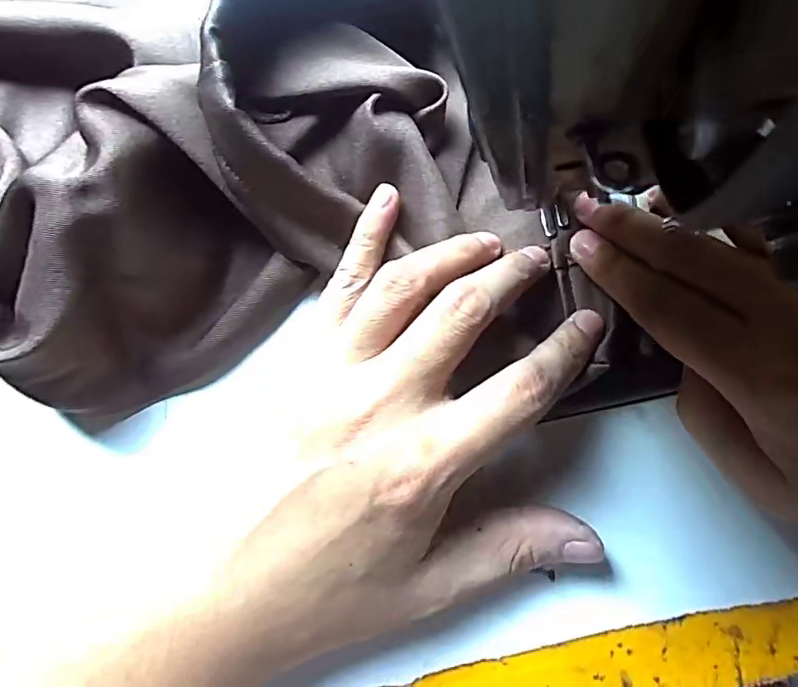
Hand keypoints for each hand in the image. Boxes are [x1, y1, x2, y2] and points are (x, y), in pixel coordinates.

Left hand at [60, 185, 606, 683]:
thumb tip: (595, 545)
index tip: (591, 320)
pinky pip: (337, 287)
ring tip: (490, 243)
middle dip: (513, 277)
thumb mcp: (430, 586)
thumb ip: (514, 548)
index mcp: (424, 461)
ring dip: (454, 254)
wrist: (202, 600)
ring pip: (405, 287)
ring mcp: (335, 374)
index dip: (567, 349)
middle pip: (465, 312)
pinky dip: (363, 237)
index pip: (522, 388)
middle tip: (540, 260)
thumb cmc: (325, 593)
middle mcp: (382, 403)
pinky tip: (385, 198)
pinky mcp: (301, 362)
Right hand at [568, 184, 797, 547]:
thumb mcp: (777, 487)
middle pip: (695, 253)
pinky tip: (740, 169)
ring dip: (692, 199)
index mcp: (763, 374)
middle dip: (634, 225)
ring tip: (654, 188)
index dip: (621, 271)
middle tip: (590, 198)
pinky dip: (769, 181)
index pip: (670, 308)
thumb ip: (711, 423)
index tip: (585, 240)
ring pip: (747, 217)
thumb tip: (682, 358)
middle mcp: (792, 310)